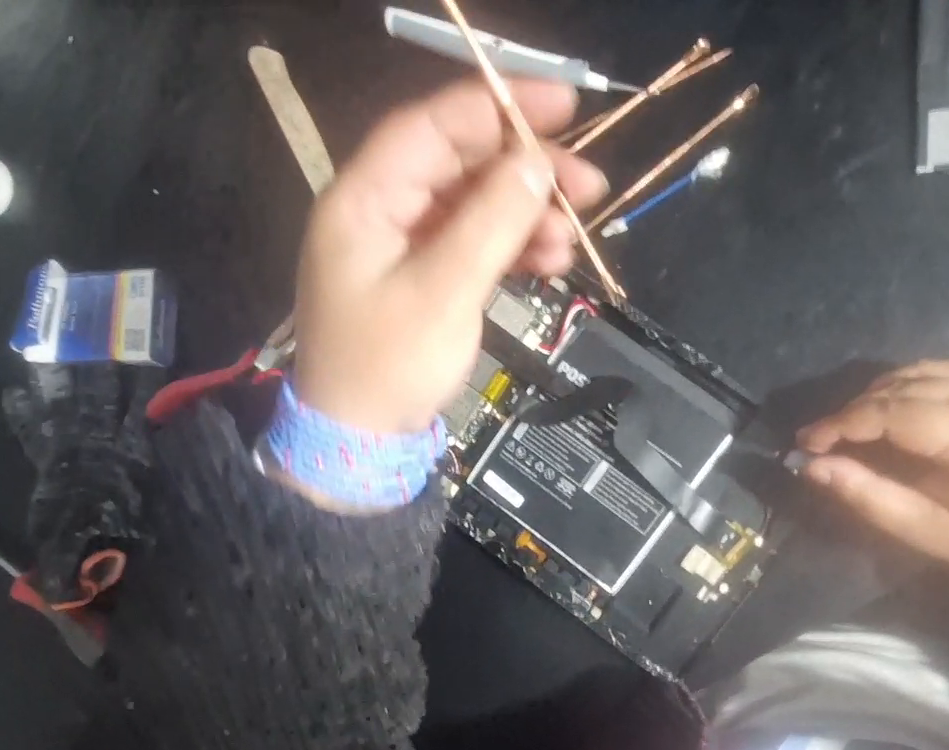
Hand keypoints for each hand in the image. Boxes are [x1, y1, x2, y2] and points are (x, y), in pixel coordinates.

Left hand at [291, 79, 608, 433]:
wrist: (360, 442)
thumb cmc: (389, 367)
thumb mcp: (443, 293)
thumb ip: (491, 223)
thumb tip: (536, 164)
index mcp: (365, 200)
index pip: (433, 128)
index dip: (499, 108)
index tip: (563, 109)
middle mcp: (382, 212)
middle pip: (461, 165)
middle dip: (525, 172)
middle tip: (589, 185)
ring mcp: (404, 247)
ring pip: (474, 207)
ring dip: (526, 216)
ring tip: (570, 240)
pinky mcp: (424, 278)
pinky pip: (474, 246)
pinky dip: (512, 249)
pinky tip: (550, 262)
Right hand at [797, 361, 948, 566]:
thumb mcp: (926, 529)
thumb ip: (868, 495)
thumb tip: (813, 467)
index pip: (891, 411)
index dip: (841, 423)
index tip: (807, 443)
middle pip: (900, 386)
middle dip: (851, 410)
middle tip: (822, 441)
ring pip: (917, 371)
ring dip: (875, 395)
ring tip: (850, 428)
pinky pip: (939, 370)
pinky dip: (903, 385)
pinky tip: (888, 410)